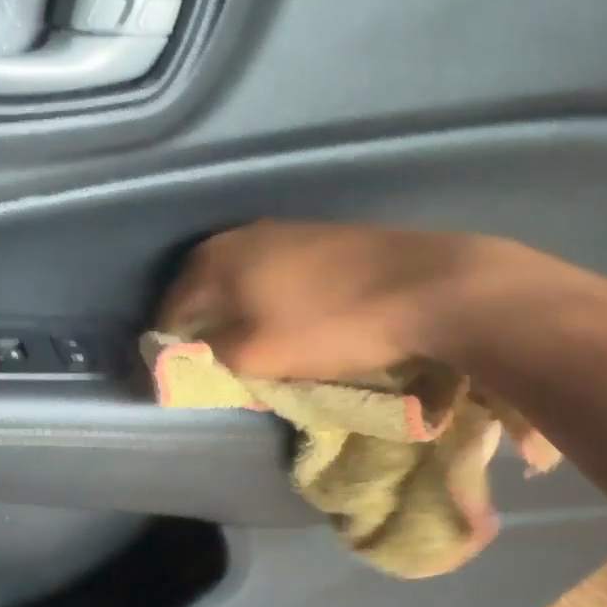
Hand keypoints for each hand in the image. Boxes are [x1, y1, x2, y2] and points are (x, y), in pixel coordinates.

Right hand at [158, 221, 518, 378]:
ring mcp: (284, 230)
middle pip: (201, 292)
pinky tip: (291, 319)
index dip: (171, 347)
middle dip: (203, 326)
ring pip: (238, 281)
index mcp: (211, 260)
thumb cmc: (330, 325)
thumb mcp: (252, 356)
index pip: (167, 311)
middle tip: (218, 361)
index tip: (185, 375)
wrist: (439, 287)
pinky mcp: (324, 236)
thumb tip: (176, 358)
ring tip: (254, 343)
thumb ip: (202, 358)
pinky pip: (274, 272)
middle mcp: (238, 236)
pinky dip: (269, 297)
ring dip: (237, 312)